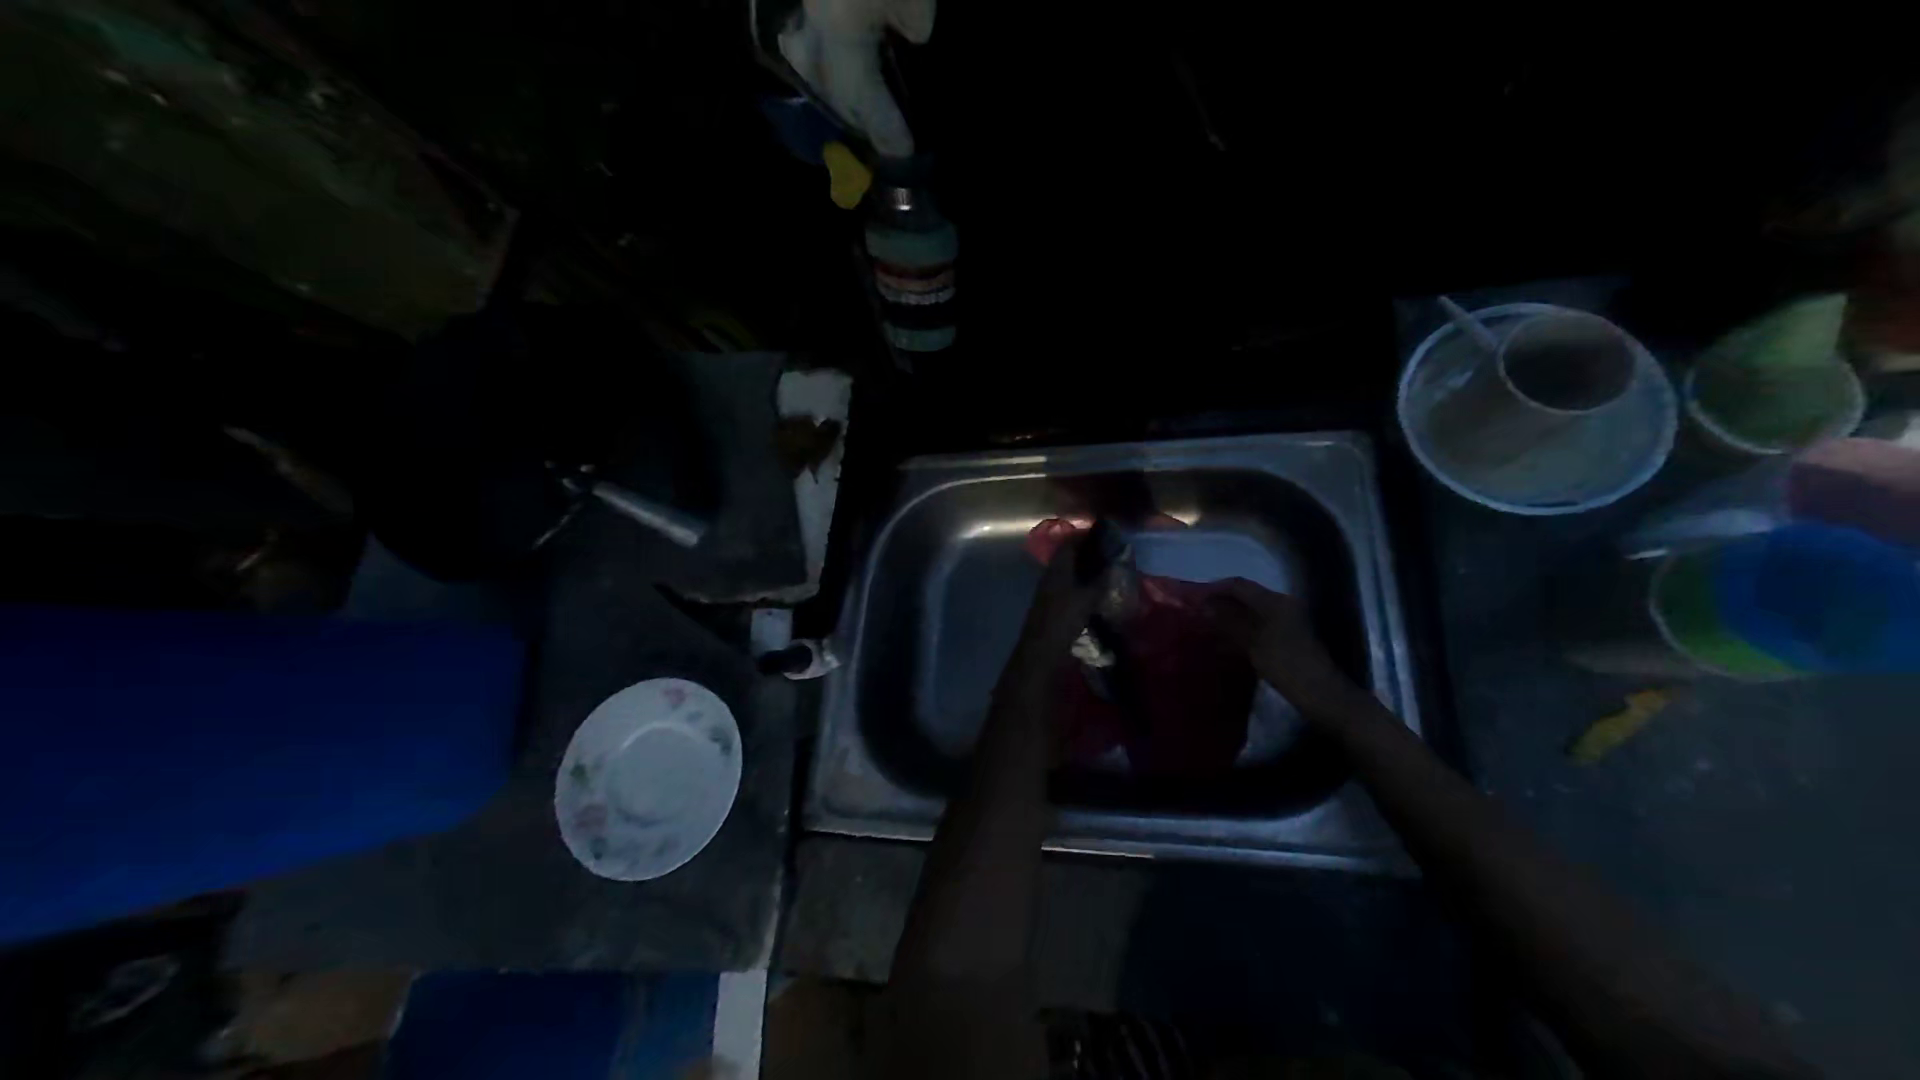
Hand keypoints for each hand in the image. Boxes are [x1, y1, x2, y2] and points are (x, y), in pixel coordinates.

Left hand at [1000, 532, 1104, 698]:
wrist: (1041, 652)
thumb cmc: (1063, 620)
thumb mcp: (1086, 599)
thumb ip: (1101, 580)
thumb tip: (1116, 562)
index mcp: (1057, 569)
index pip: (1069, 544)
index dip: (1085, 536)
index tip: (1105, 535)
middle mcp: (1050, 576)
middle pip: (1068, 558)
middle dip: (1087, 553)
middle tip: (1110, 553)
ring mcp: (1049, 592)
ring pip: (1068, 573)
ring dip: (1085, 570)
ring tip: (1107, 571)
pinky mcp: (1051, 607)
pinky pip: (1068, 588)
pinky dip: (1081, 585)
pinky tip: (1095, 593)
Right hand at [1205, 578, 1369, 721]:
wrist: (1321, 694)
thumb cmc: (1286, 666)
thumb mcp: (1253, 644)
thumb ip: (1229, 623)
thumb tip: (1205, 606)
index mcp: (1276, 601)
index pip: (1239, 585)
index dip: (1214, 588)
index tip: (1191, 597)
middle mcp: (1283, 603)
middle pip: (1246, 594)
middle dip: (1220, 600)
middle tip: (1196, 611)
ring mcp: (1287, 618)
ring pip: (1251, 608)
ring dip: (1229, 613)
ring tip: (1206, 623)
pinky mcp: (1287, 633)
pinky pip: (1258, 620)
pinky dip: (1241, 624)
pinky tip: (1225, 636)